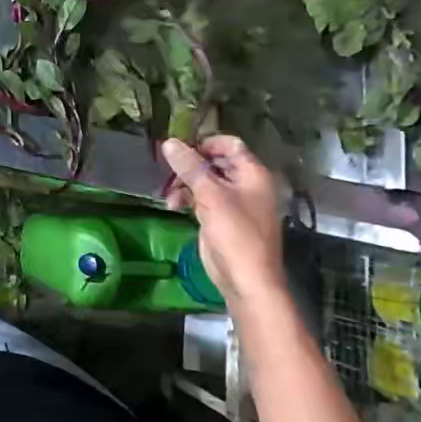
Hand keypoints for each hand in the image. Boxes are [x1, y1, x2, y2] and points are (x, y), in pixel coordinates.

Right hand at [161, 135, 282, 311]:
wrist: (245, 279)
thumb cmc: (235, 233)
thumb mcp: (211, 196)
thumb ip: (190, 167)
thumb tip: (168, 142)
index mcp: (252, 174)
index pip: (229, 144)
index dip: (205, 143)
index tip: (179, 149)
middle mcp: (244, 183)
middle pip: (214, 162)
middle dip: (189, 165)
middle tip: (167, 169)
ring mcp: (232, 201)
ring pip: (204, 180)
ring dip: (184, 183)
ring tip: (169, 195)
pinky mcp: (219, 217)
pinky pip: (200, 198)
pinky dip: (186, 198)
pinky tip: (172, 206)